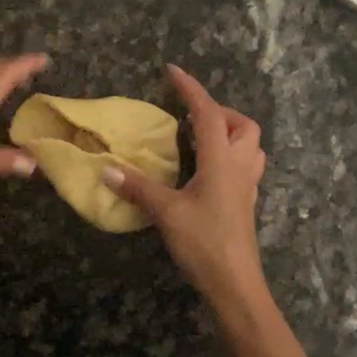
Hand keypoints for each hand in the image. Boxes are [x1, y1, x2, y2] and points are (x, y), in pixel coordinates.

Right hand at [104, 64, 267, 306]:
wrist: (235, 285)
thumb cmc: (204, 243)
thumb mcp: (166, 213)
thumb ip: (137, 187)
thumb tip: (106, 169)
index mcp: (221, 161)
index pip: (209, 112)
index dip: (191, 89)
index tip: (173, 71)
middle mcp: (239, 168)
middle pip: (243, 126)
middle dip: (220, 113)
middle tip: (191, 118)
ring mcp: (247, 188)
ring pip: (250, 147)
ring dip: (230, 134)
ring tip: (201, 140)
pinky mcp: (245, 206)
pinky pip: (244, 168)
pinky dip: (229, 157)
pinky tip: (206, 172)